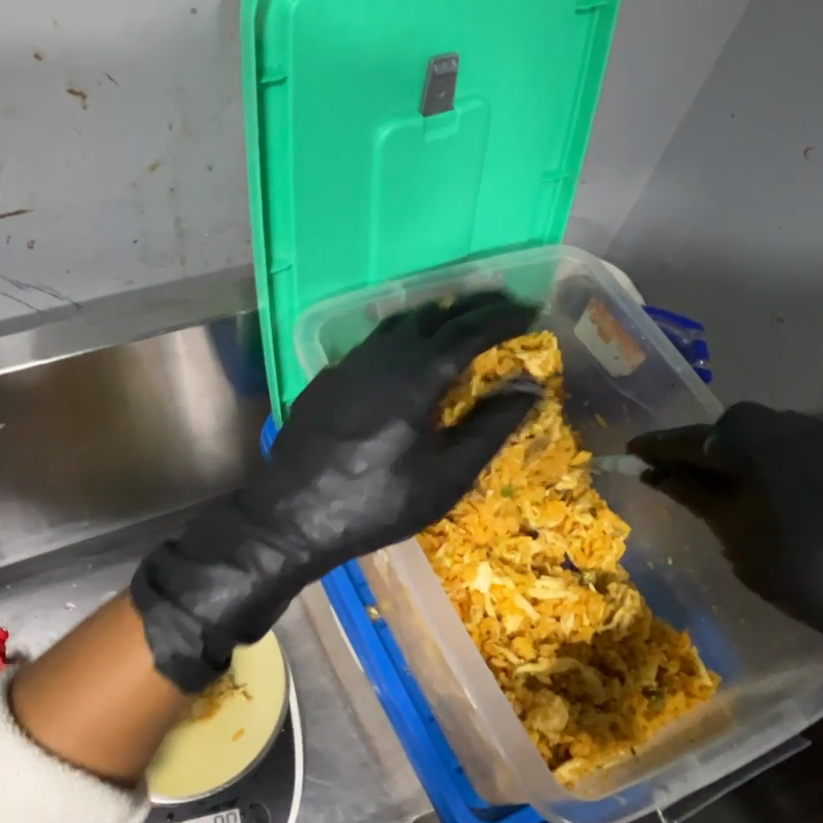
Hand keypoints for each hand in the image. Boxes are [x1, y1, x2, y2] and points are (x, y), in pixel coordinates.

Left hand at [133, 295, 540, 691]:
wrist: (293, 516)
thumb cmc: (378, 503)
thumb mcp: (446, 476)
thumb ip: (490, 427)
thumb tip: (529, 386)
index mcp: (417, 376)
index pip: (469, 332)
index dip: (502, 319)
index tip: (530, 312)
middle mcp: (382, 356)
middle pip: (434, 317)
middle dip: (473, 308)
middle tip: (503, 305)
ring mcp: (349, 364)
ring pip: (399, 324)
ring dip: (435, 317)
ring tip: (460, 320)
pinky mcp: (327, 379)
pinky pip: (372, 344)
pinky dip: (401, 337)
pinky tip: (406, 354)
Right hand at [629, 403, 822, 707]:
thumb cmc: (802, 573)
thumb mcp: (737, 536)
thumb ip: (695, 494)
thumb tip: (655, 472)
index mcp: (763, 445)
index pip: (700, 437)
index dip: (663, 445)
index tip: (634, 450)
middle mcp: (804, 424)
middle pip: (742, 425)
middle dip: (711, 446)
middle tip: (688, 471)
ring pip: (783, 431)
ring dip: (756, 452)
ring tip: (745, 483)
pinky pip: (821, 444)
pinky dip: (796, 460)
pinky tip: (795, 489)